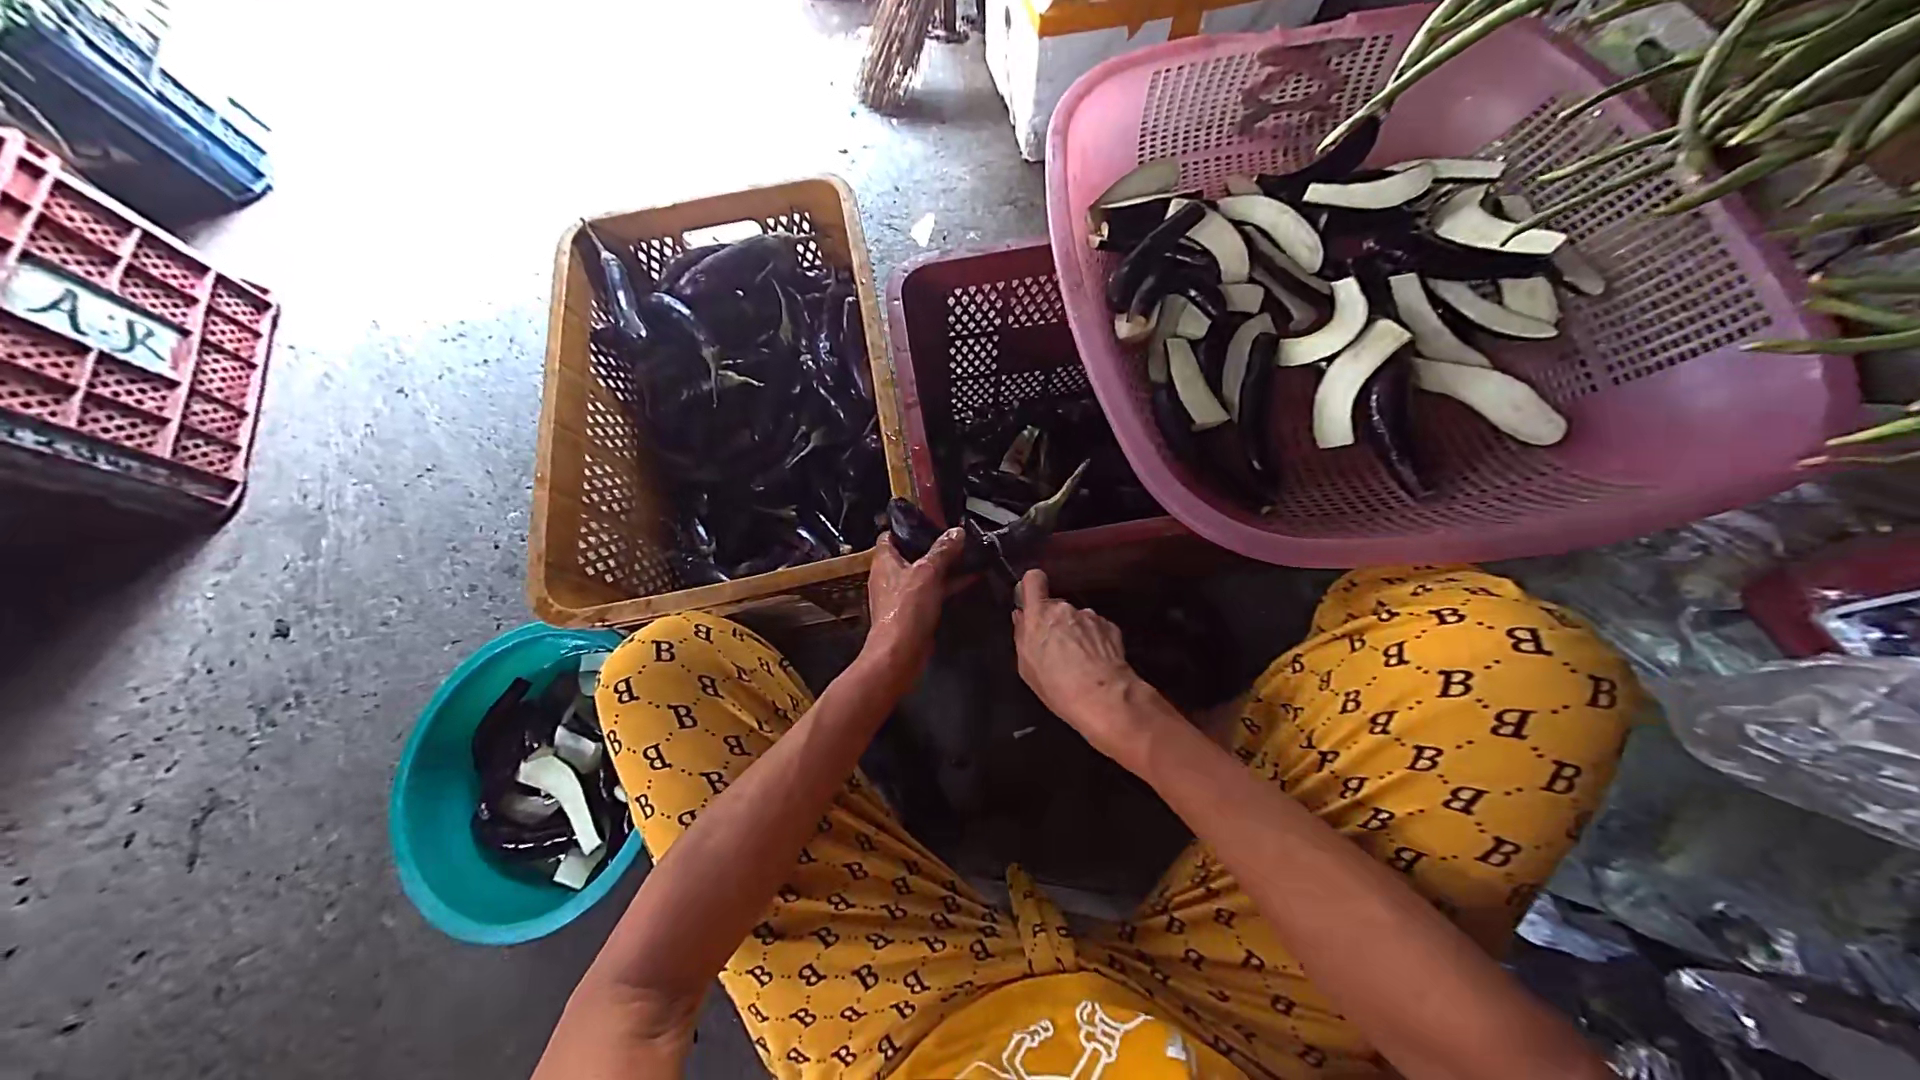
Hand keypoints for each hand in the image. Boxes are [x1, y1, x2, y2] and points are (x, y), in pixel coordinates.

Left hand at [862, 529, 964, 687]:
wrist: (901, 653)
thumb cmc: (906, 608)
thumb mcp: (928, 572)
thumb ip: (942, 551)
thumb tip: (956, 532)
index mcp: (884, 561)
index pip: (889, 535)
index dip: (907, 526)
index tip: (929, 520)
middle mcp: (889, 576)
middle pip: (910, 554)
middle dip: (932, 546)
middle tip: (955, 538)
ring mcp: (901, 596)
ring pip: (924, 574)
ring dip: (944, 566)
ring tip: (968, 555)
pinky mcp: (914, 612)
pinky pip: (932, 592)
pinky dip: (948, 585)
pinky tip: (970, 579)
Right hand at [1011, 569, 1168, 765]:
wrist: (1103, 697)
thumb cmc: (1059, 686)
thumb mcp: (1026, 666)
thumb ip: (1022, 635)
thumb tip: (1021, 619)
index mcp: (1039, 615)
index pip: (1033, 580)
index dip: (1032, 587)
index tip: (1031, 600)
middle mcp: (1064, 609)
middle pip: (1055, 606)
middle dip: (1054, 622)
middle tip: (1055, 649)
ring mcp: (1089, 616)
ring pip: (1076, 619)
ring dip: (1075, 633)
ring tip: (1077, 661)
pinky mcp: (1109, 626)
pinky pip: (1095, 628)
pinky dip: (1093, 640)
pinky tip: (1093, 662)